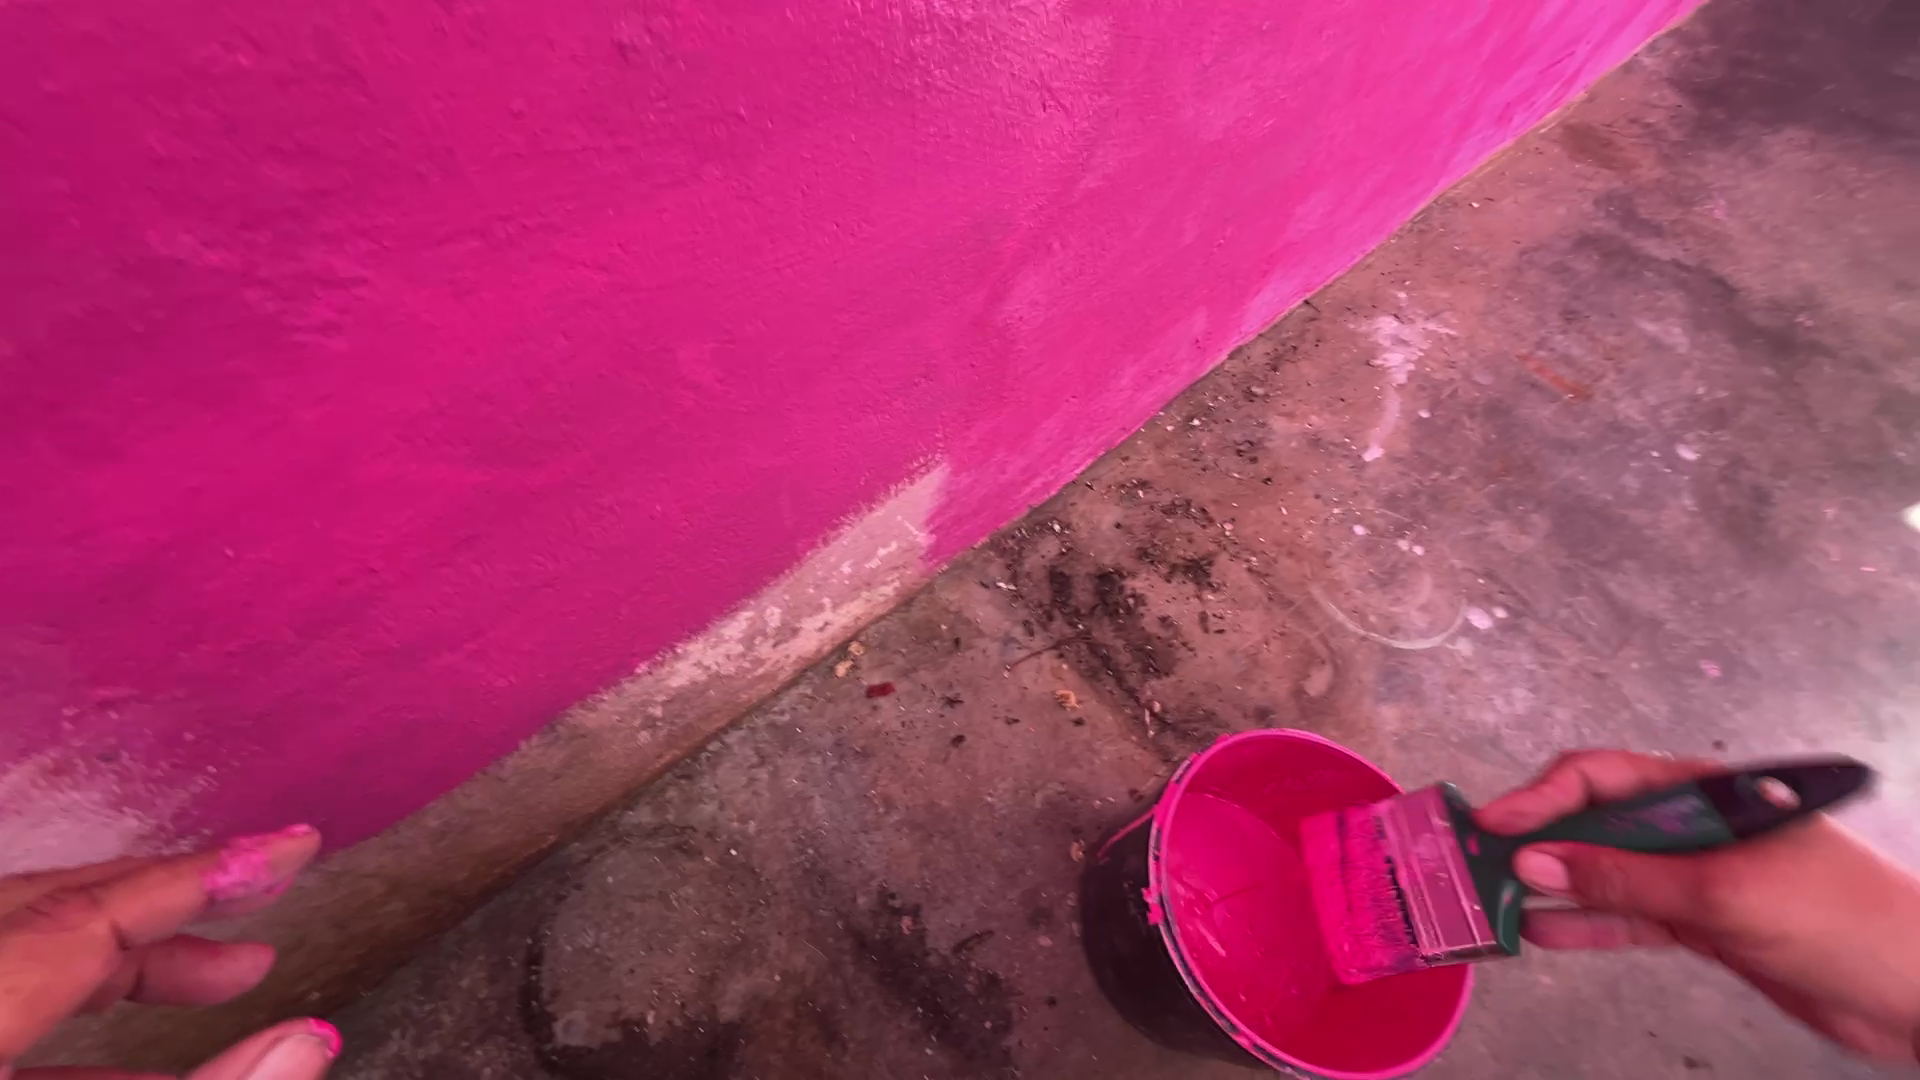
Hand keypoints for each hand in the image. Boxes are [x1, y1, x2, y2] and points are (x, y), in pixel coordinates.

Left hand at [0, 826, 335, 1078]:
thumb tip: (314, 1037)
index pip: (82, 914)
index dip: (203, 873)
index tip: (299, 845)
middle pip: (41, 908)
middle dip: (170, 896)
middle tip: (270, 894)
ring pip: (19, 949)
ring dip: (132, 959)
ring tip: (236, 974)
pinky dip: (73, 1012)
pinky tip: (140, 1061)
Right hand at [1477, 750, 1919, 1062]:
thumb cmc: (1843, 921)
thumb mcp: (1723, 893)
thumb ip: (1622, 877)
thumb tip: (1530, 862)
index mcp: (1696, 792)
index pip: (1596, 778)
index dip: (1539, 796)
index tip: (1495, 822)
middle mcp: (1683, 825)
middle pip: (1590, 822)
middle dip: (1536, 840)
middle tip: (1483, 858)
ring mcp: (1687, 873)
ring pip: (1599, 869)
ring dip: (1551, 883)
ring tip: (1497, 894)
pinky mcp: (1694, 921)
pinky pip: (1623, 915)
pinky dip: (1584, 923)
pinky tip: (1542, 931)